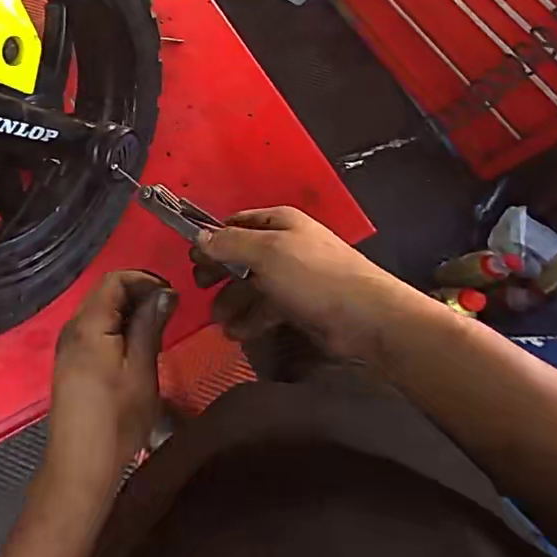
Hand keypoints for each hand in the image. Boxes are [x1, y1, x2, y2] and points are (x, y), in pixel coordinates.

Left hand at [48, 270, 177, 477]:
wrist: (79, 471)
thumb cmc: (116, 420)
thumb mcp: (142, 369)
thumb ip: (150, 324)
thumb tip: (165, 292)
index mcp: (88, 325)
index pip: (115, 279)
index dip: (145, 279)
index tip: (171, 296)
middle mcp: (72, 329)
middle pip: (106, 292)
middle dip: (139, 293)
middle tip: (168, 311)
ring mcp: (68, 347)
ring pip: (101, 310)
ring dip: (130, 311)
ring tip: (157, 328)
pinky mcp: (70, 363)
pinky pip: (95, 329)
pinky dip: (118, 327)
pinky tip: (136, 347)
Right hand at [199, 206, 436, 362]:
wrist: (364, 315)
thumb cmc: (313, 275)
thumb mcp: (267, 252)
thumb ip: (230, 243)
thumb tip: (199, 236)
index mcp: (279, 222)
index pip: (237, 223)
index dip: (213, 237)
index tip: (192, 257)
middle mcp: (285, 244)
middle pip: (242, 255)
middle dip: (220, 272)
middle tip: (200, 289)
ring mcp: (293, 275)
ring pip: (252, 285)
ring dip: (233, 301)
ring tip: (220, 321)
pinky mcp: (299, 304)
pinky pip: (267, 308)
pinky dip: (251, 319)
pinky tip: (238, 334)